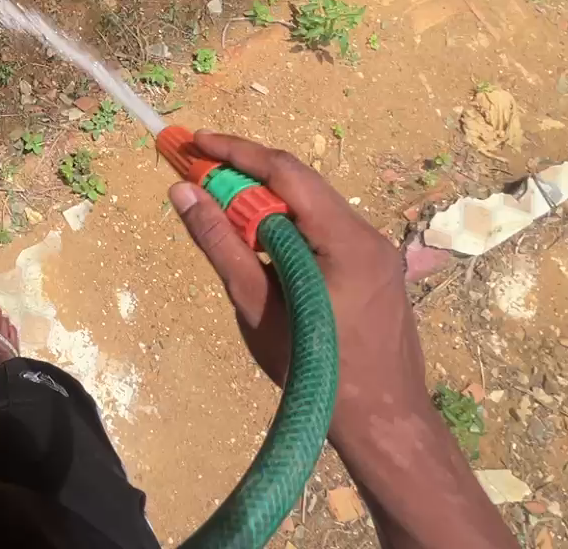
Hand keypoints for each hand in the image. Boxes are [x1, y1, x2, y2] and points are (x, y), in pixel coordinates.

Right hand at [166, 130, 428, 441]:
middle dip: (244, 172)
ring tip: (216, 205)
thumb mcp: (254, 300)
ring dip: (259, 199)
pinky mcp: (371, 271)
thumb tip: (182, 189)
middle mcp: (367, 236)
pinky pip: (317, 228)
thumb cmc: (315, 364)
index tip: (195, 142)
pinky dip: (279, 222)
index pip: (286, 172)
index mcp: (346, 239)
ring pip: (307, 205)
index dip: (237, 151)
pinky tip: (253, 241)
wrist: (384, 425)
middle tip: (196, 171)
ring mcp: (374, 254)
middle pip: (298, 184)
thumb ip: (218, 240)